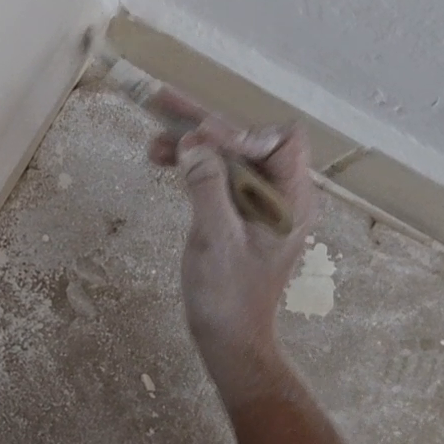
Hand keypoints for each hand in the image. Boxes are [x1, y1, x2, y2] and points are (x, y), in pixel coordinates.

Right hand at [149, 118, 316, 394]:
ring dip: (192, 144)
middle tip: (163, 103)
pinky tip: (160, 159)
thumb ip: (207, 187)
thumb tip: (193, 142)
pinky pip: (216, 178)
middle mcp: (279, 196)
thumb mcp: (215, 240)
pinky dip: (191, 166)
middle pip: (246, 143)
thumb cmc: (228, 297)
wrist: (228, 341)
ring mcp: (257, 206)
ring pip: (226, 157)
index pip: (279, 141)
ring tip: (152, 137)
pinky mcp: (236, 215)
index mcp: (290, 200)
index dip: (241, 132)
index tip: (202, 139)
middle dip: (205, 125)